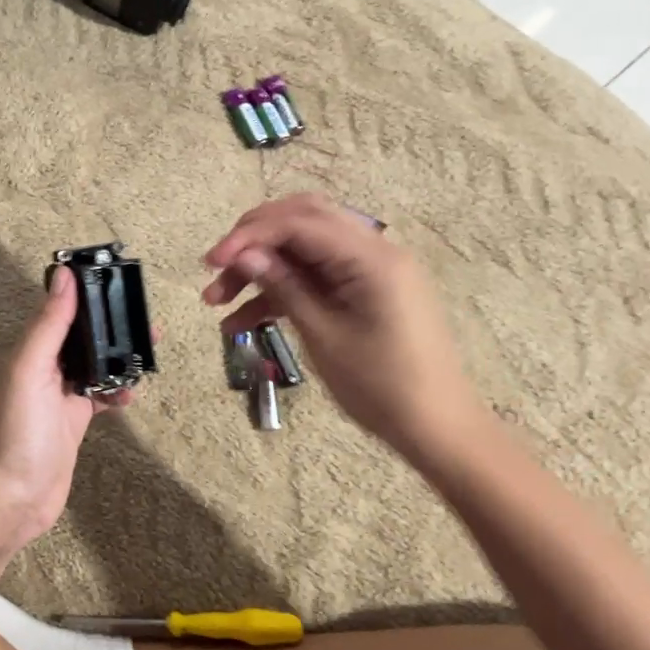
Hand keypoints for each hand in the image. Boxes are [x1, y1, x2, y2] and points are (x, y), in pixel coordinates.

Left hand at [0, 266, 138, 549]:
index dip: (86, 294)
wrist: (15, 496)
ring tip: (148, 353)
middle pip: (83, 337)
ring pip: (96, 365)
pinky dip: (117, 392)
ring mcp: (60, 396)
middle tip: (147, 322)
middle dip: (112, 327)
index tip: (119, 280)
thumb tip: (64, 275)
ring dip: (120, 359)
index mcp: (30, 351)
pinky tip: (130, 395)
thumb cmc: (19, 431)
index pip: (60, 311)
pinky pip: (100, 396)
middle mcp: (45, 368)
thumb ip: (49, 325)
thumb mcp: (30, 370)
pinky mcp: (74, 421)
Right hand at [201, 193, 482, 451]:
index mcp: (371, 258)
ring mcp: (370, 270)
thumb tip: (242, 254)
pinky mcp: (364, 290)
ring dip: (259, 267)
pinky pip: (313, 276)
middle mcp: (374, 251)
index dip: (248, 236)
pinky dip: (277, 290)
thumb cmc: (383, 386)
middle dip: (252, 241)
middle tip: (216, 269)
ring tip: (217, 301)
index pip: (298, 222)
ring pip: (302, 247)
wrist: (439, 428)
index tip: (210, 262)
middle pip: (301, 220)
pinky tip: (241, 321)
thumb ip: (283, 286)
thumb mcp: (323, 335)